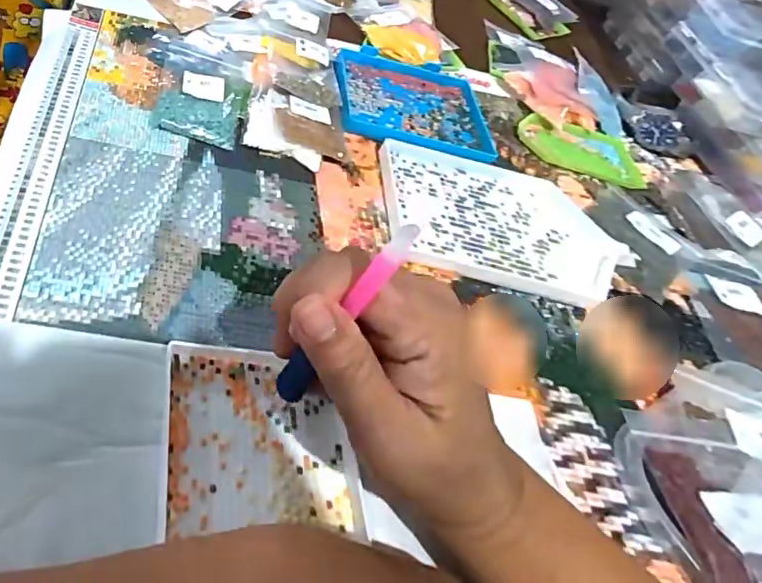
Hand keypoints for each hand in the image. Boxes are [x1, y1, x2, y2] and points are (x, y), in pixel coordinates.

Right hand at [271, 250, 524, 533]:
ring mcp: (417, 298)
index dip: (310, 291)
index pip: (354, 270)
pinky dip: (329, 320)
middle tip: (290, 357)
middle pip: (345, 268)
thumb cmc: (431, 471)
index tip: (287, 344)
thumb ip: (346, 366)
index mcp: (427, 321)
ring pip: (343, 278)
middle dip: (305, 302)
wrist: (475, 493)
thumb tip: (305, 306)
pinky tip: (329, 360)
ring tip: (308, 365)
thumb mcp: (382, 431)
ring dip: (312, 312)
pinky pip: (353, 294)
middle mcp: (425, 295)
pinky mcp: (406, 309)